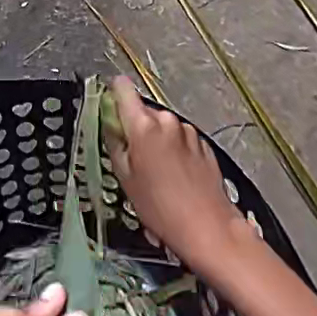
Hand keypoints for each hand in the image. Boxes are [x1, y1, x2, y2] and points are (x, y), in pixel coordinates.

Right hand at [105, 76, 248, 269]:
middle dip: (136, 129)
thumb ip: (114, 142)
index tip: (109, 108)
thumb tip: (110, 125)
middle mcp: (167, 121)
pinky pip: (180, 140)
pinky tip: (174, 177)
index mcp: (143, 125)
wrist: (207, 226)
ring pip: (162, 127)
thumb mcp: (124, 177)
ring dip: (156, 142)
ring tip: (155, 174)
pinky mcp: (203, 145)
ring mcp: (188, 132)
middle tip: (132, 158)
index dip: (114, 94)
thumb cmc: (159, 206)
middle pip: (143, 112)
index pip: (123, 89)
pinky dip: (174, 151)